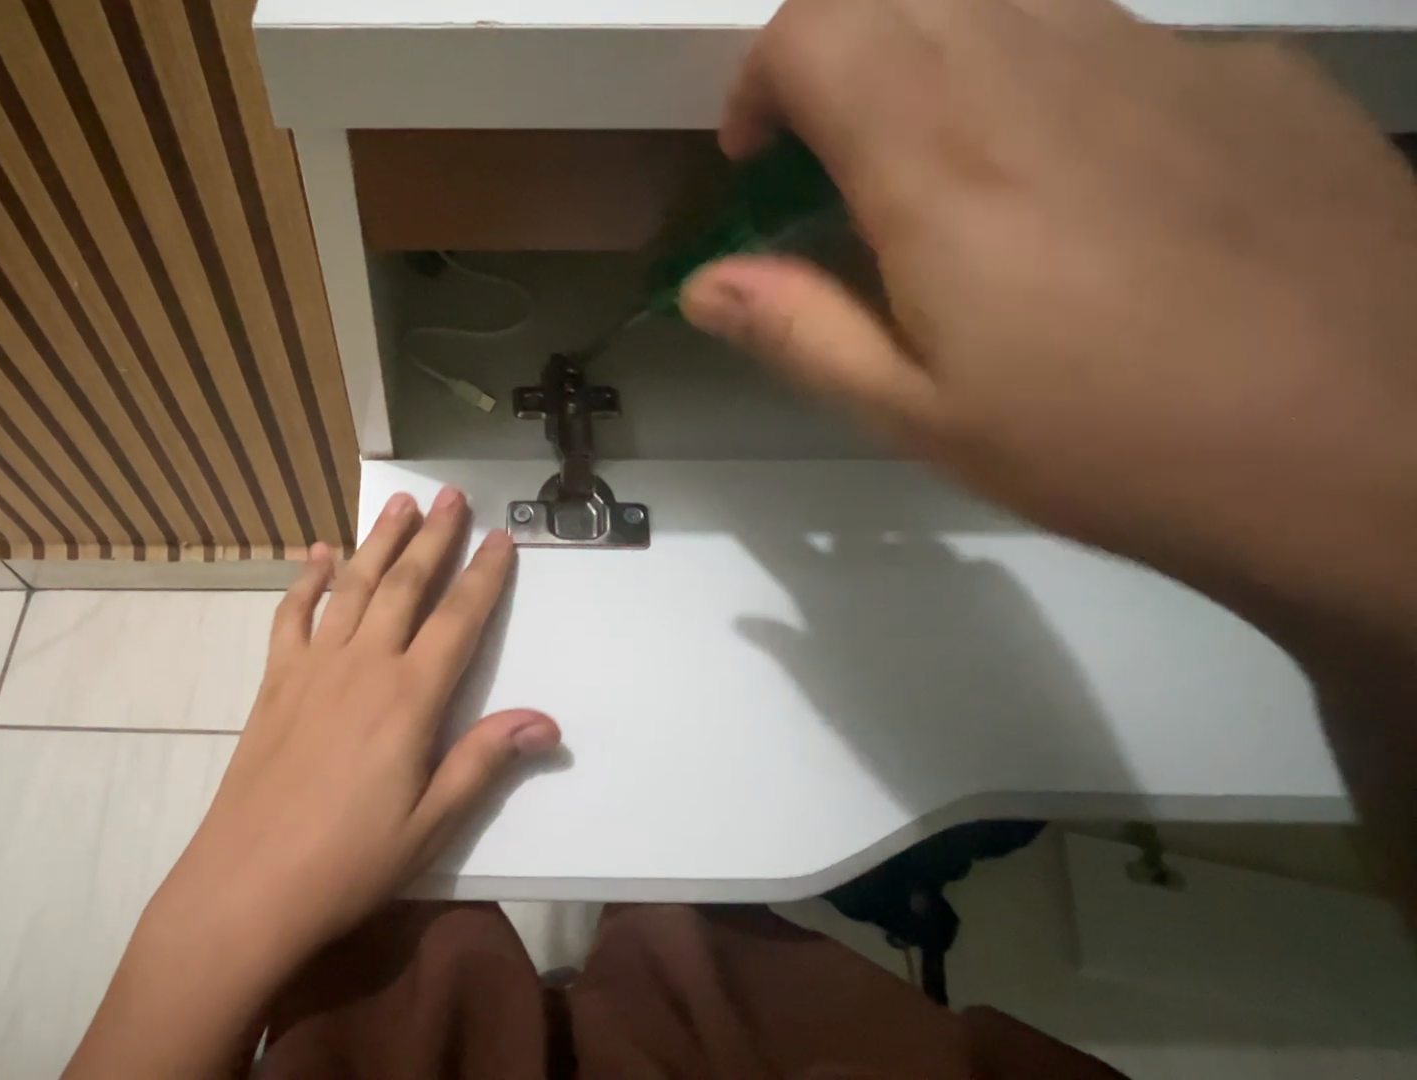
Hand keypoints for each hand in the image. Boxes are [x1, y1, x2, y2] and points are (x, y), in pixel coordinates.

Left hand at [66, 489, 557, 1079]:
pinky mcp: (275, 681)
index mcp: (409, 698)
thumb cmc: (351, 860)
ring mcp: (313, 668)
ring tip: (398, 502)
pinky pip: (292, 616)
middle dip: (432, 537)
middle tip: (451, 494)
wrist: (249, 883)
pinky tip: (319, 553)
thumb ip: (483, 761)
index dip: (483, 576)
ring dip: (378, 542)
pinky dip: (306, 580)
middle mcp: (364, 666)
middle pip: (405, 586)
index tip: (501, 537)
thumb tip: (546, 721)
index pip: (458, 620)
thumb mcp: (432, 823)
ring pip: (353, 587)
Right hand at [682, 0, 1416, 632]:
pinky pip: (1098, 38)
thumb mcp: (913, 412)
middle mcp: (1042, 73)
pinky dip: (1029, 80)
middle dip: (828, 59)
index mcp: (945, 162)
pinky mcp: (1240, 75)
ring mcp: (1156, 58)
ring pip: (998, 1)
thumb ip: (796, 330)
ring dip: (922, 63)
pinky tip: (1056, 186)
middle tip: (820, 162)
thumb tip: (705, 284)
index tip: (751, 157)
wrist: (1375, 448)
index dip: (759, 79)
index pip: (817, 31)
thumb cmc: (1106, 443)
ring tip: (926, 176)